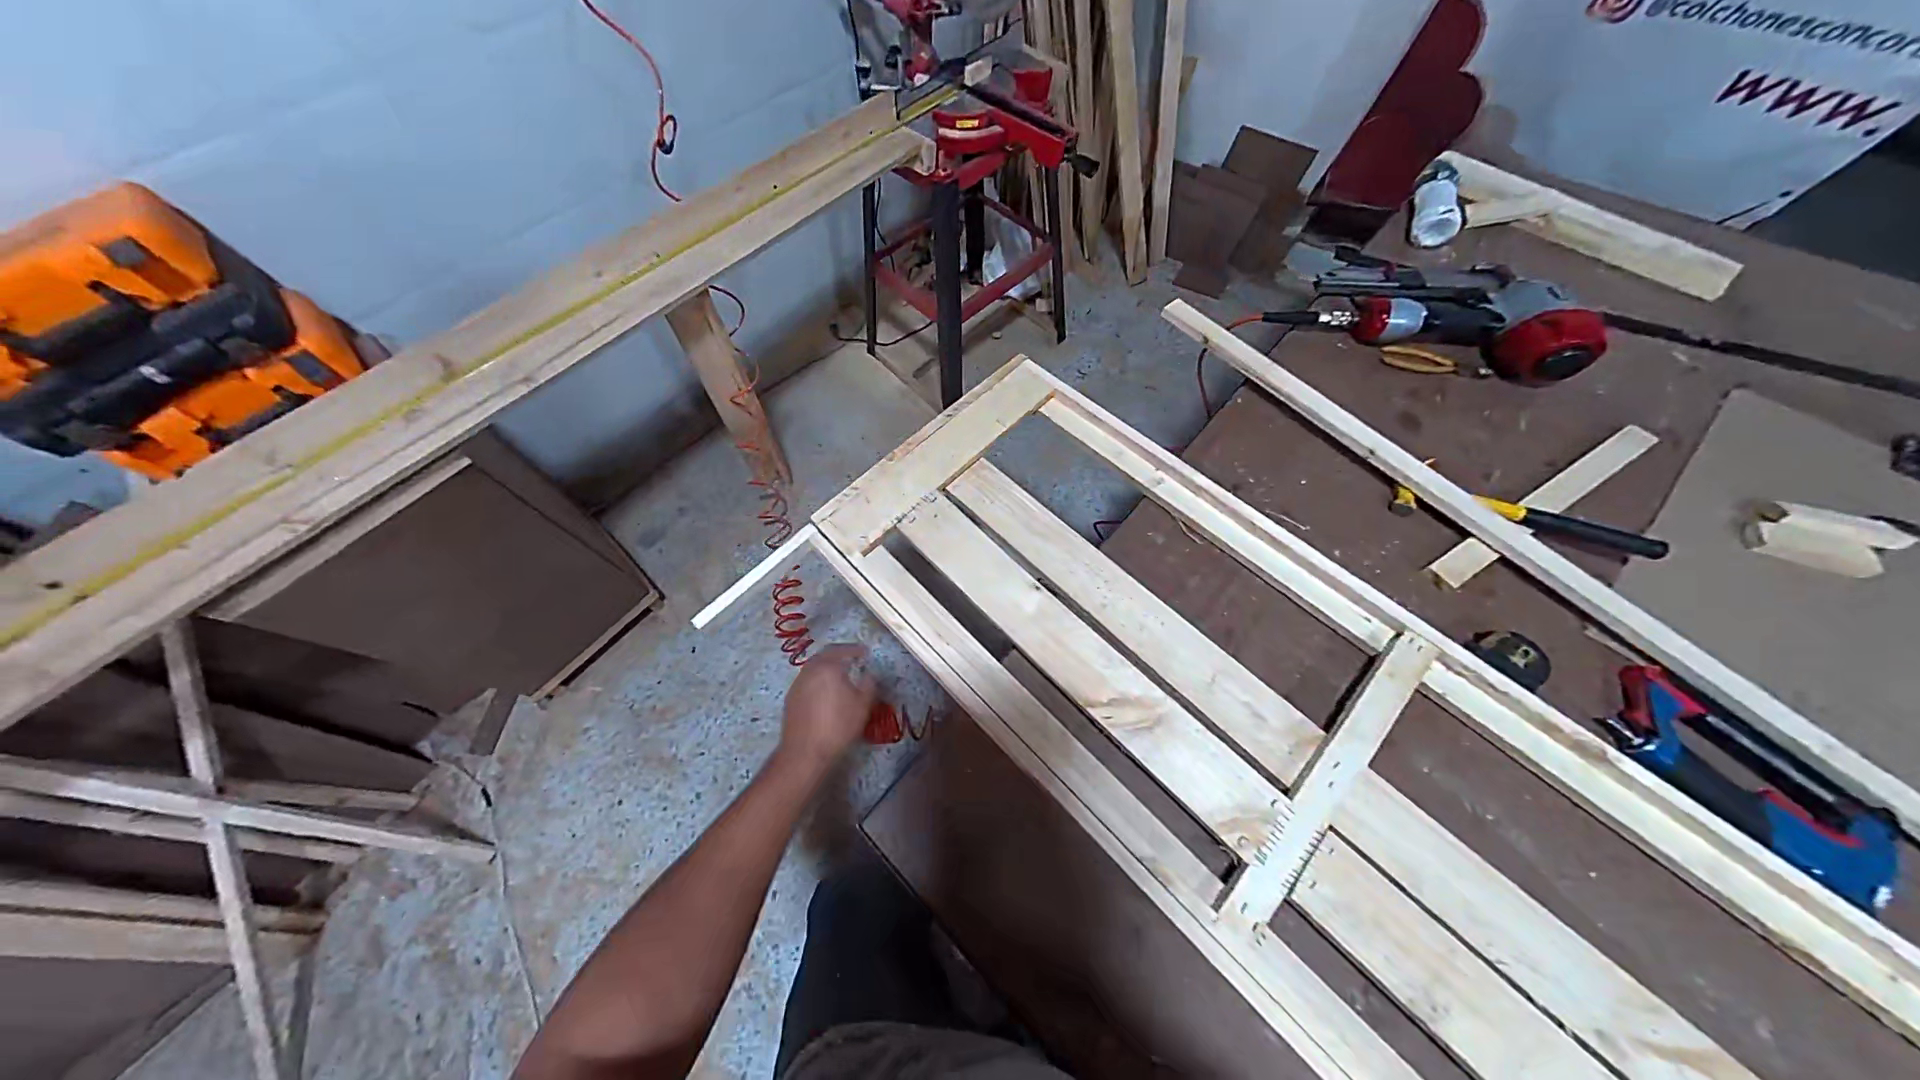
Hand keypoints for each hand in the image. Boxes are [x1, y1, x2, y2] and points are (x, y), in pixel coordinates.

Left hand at [779, 644, 876, 767]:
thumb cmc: (838, 726)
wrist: (805, 752)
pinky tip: (826, 693)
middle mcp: (810, 670)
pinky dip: (819, 681)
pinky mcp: (791, 699)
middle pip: (824, 656)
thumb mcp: (863, 705)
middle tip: (852, 660)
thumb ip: (869, 684)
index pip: (841, 649)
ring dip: (827, 668)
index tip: (864, 653)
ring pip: (814, 668)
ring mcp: (797, 684)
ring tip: (840, 677)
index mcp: (828, 666)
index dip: (854, 649)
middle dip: (839, 655)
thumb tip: (870, 674)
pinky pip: (808, 681)